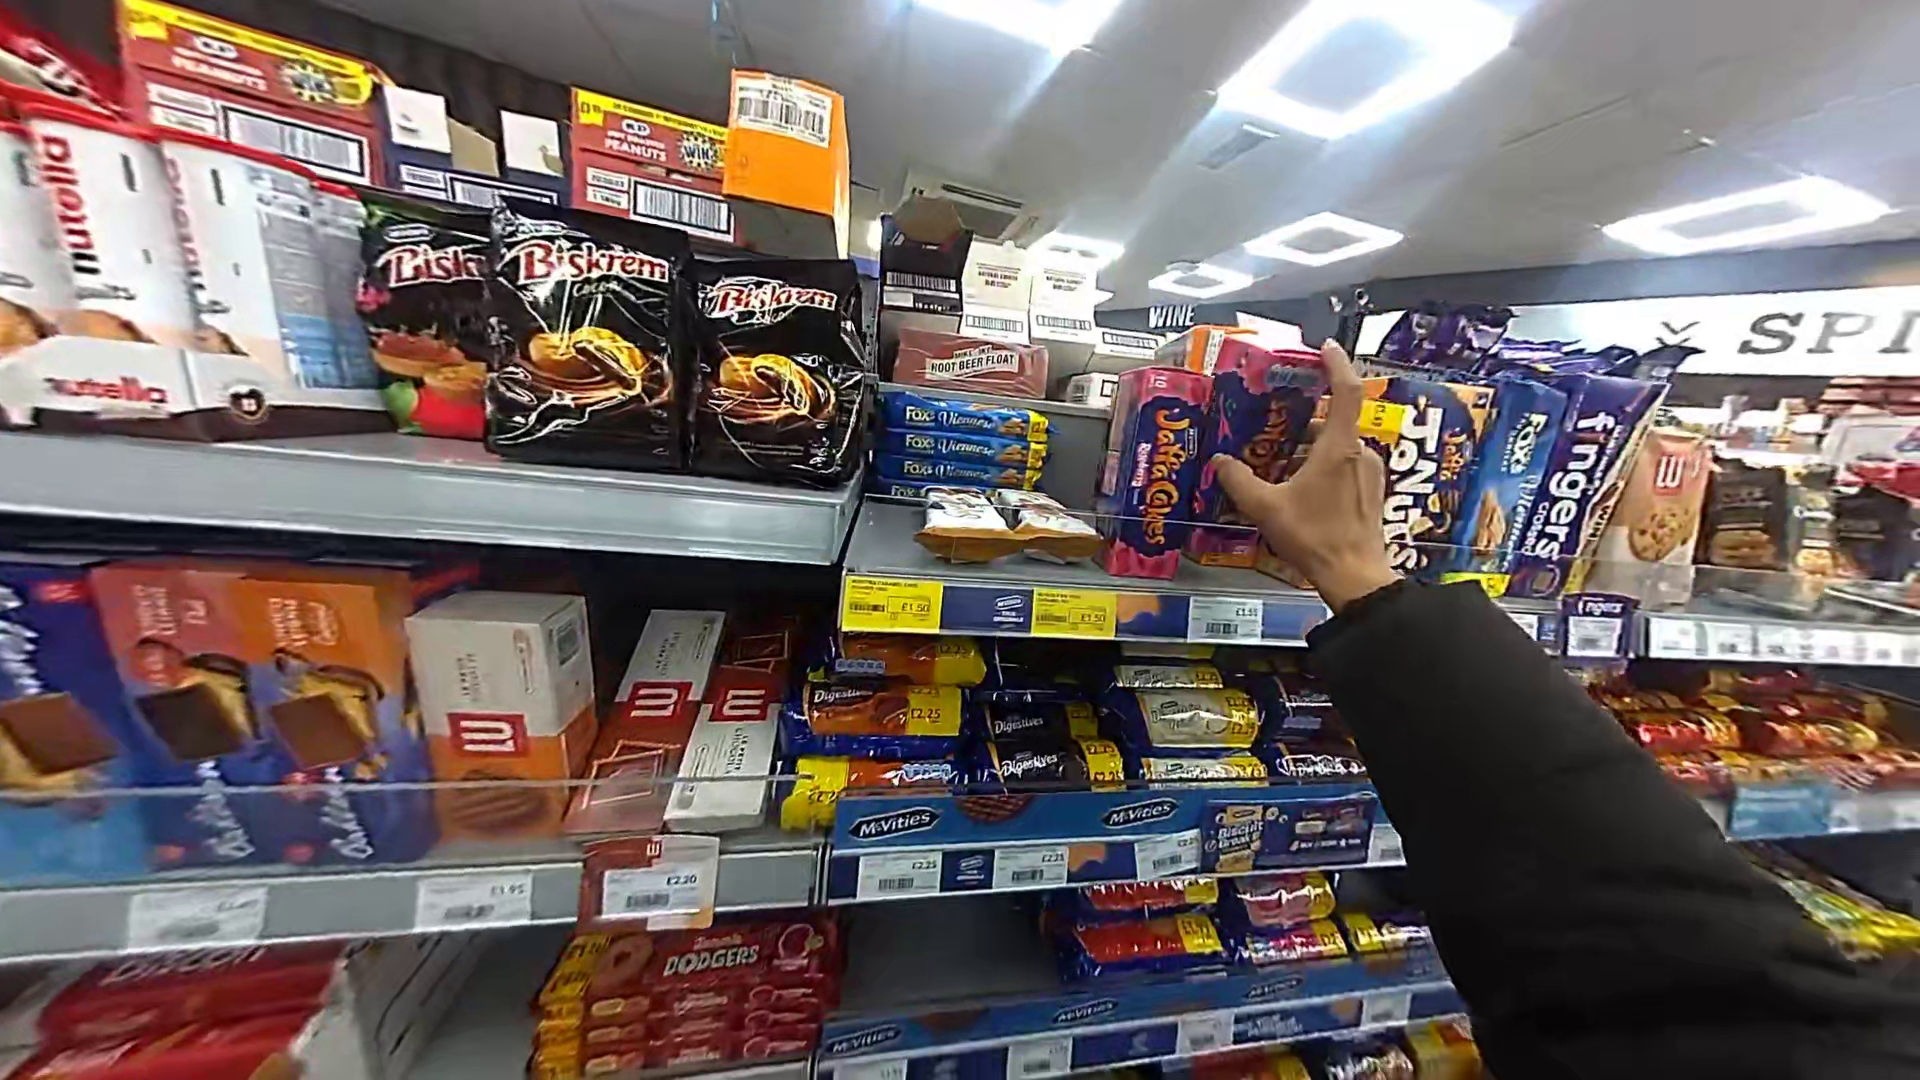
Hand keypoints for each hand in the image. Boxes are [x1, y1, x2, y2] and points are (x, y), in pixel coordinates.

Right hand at [1212, 340, 1399, 611]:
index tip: (1323, 348)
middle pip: (1334, 422)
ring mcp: (1369, 474)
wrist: (1353, 575)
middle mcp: (1360, 454)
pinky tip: (1296, 487)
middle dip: (1304, 419)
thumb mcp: (1264, 507)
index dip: (1336, 365)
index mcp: (1338, 449)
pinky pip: (1344, 466)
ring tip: (1276, 460)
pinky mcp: (1370, 492)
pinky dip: (1320, 466)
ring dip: (1309, 447)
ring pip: (1338, 447)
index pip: (1346, 392)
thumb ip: (1238, 480)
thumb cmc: (1312, 536)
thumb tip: (1220, 460)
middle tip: (1274, 423)